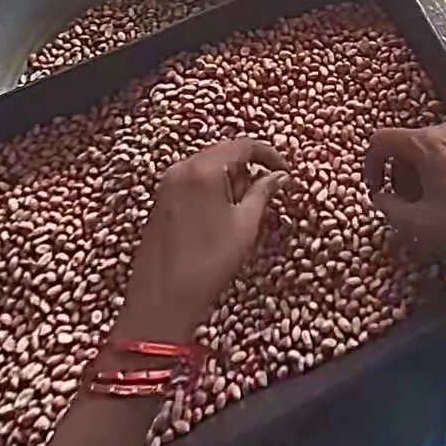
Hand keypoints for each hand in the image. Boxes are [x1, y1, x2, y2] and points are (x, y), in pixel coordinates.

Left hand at [119, 139, 286, 338]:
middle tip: (264, 194)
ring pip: (209, 166)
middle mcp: (182, 168)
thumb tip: (280, 175)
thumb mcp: (245, 225)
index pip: (243, 145)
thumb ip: (263, 192)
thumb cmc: (208, 262)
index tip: (284, 172)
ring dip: (231, 179)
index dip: (269, 155)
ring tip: (242, 210)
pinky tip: (221, 215)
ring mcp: (168, 183)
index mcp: (203, 170)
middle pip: (224, 152)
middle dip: (248, 168)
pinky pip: (194, 179)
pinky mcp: (161, 199)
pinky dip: (213, 188)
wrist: (161, 300)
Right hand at [364, 119, 445, 293]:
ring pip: (432, 146)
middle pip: (408, 143)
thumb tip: (380, 198)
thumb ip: (388, 208)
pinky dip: (445, 168)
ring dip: (422, 172)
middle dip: (399, 173)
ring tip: (432, 203)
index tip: (376, 191)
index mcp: (427, 141)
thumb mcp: (419, 224)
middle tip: (406, 203)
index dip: (371, 166)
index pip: (382, 140)